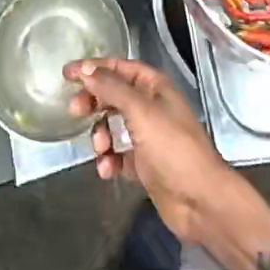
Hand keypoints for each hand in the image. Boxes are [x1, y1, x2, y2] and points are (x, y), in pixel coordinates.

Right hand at [65, 58, 249, 243]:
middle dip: (94, 103)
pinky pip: (117, 155)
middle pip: (113, 95)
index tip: (68, 73)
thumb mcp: (141, 112)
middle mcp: (150, 107)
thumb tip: (87, 70)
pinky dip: (109, 160)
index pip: (119, 68)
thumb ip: (112, 88)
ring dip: (100, 135)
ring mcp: (147, 136)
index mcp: (154, 87)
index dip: (94, 68)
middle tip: (75, 110)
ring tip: (100, 149)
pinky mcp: (144, 163)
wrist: (201, 202)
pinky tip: (107, 169)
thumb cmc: (174, 148)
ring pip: (112, 126)